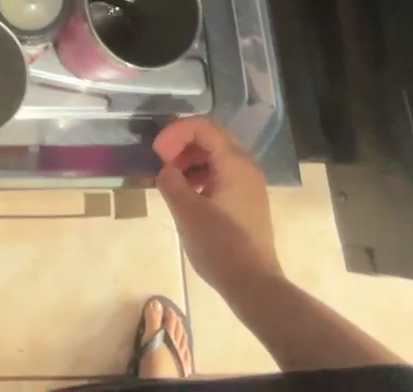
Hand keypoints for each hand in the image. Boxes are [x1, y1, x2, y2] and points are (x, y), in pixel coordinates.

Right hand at [153, 116, 281, 294]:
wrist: (254, 286)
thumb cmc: (220, 246)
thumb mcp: (187, 212)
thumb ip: (171, 181)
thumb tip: (166, 170)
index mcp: (234, 162)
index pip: (202, 127)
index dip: (175, 133)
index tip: (157, 154)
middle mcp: (246, 167)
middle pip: (211, 137)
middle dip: (182, 143)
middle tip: (162, 160)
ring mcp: (249, 184)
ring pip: (216, 156)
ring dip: (191, 159)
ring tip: (171, 178)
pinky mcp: (246, 201)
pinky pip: (221, 173)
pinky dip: (201, 174)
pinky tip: (187, 194)